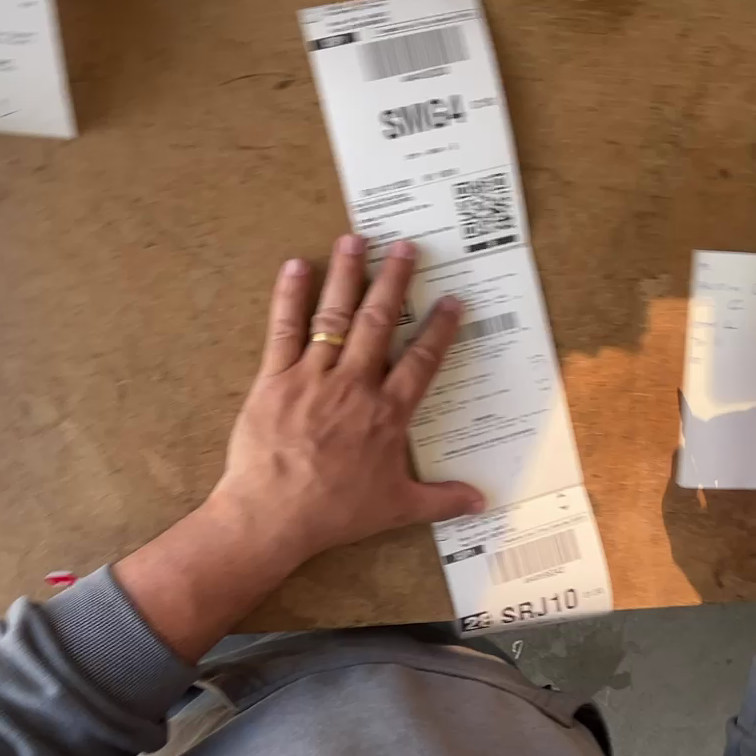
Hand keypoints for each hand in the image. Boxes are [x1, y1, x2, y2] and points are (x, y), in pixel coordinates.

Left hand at [206, 233, 484, 570]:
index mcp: (387, 413)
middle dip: (394, 281)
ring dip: (347, 275)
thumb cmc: (336, 512)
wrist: (274, 514)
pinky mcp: (275, 378)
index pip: (421, 361)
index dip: (439, 329)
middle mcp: (355, 385)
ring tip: (356, 240)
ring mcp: (313, 377)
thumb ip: (441, 500)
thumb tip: (481, 502)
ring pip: (335, 316)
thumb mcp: (396, 508)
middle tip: (405, 248)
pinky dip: (290, 296)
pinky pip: (284, 329)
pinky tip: (296, 267)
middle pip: (379, 322)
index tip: (451, 301)